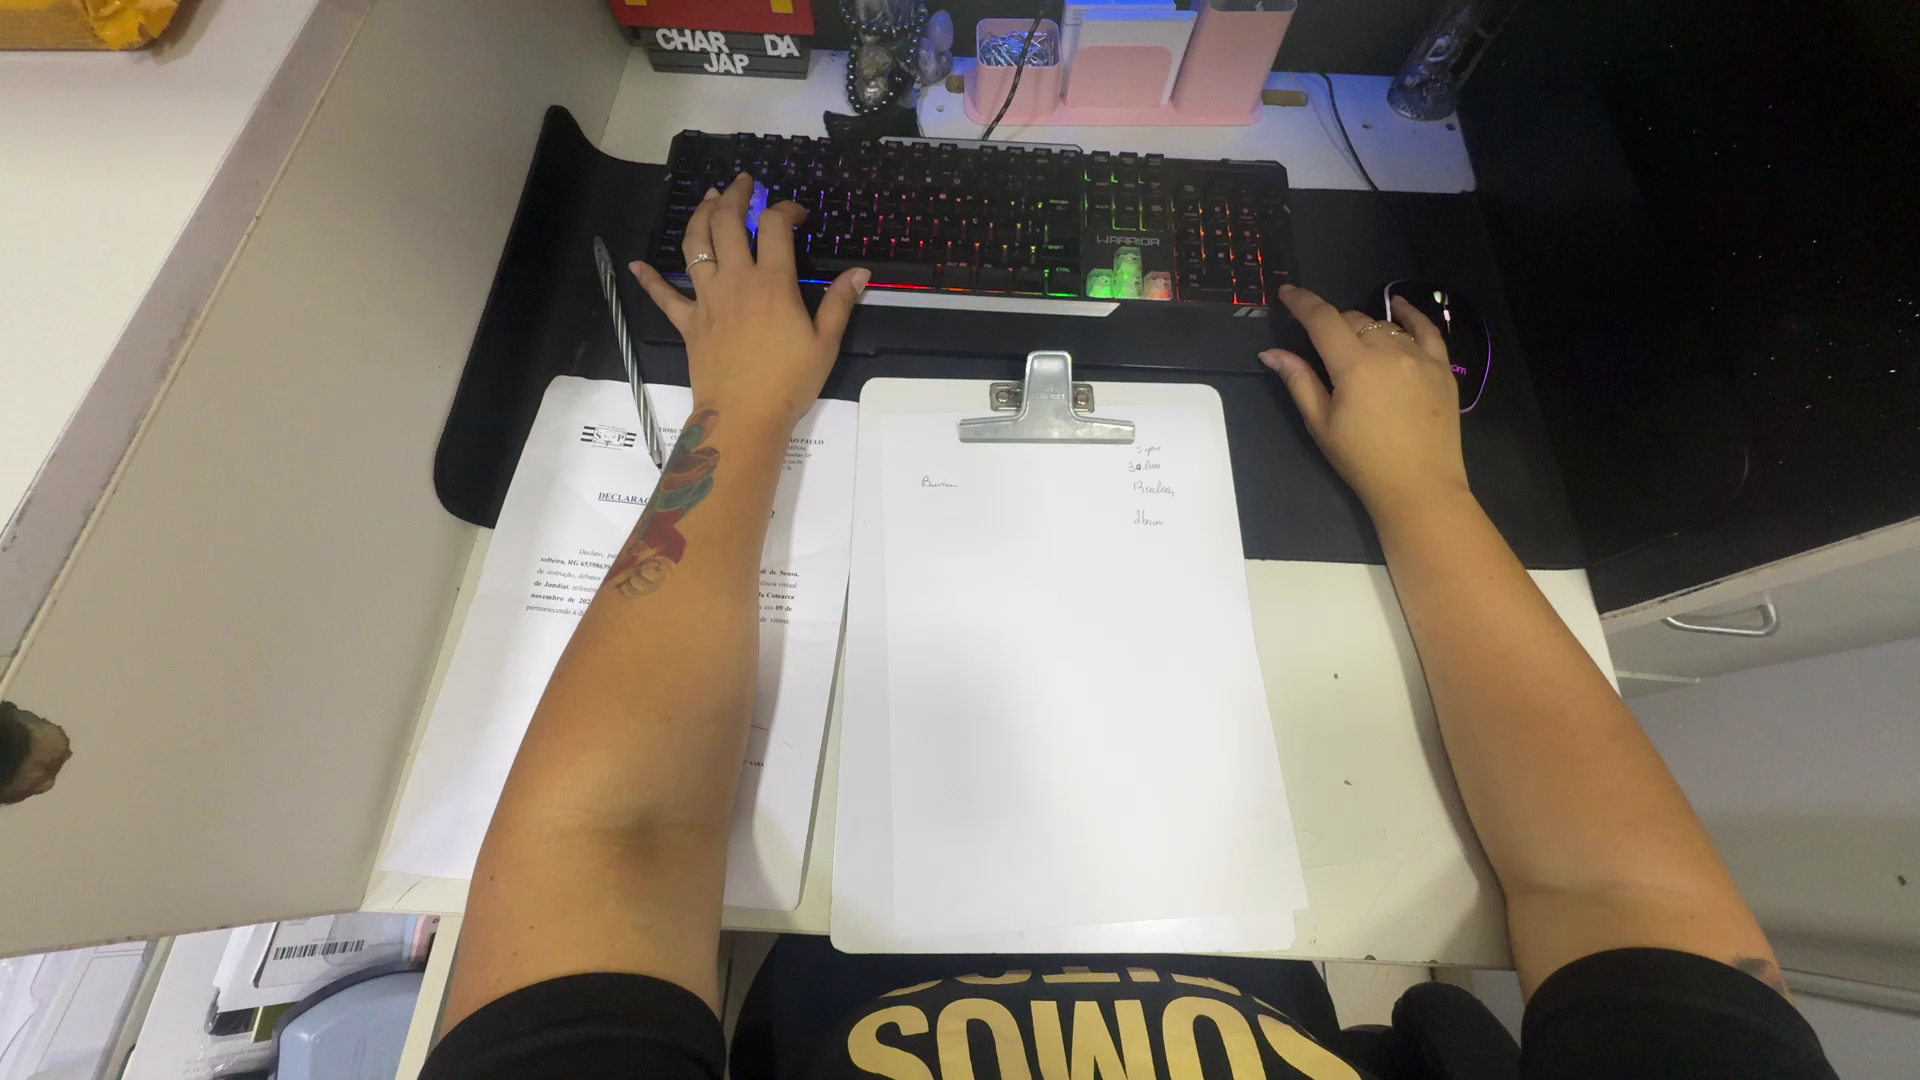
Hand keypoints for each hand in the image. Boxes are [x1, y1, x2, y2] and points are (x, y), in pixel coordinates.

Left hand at [631, 173, 868, 434]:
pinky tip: (637, 264)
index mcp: (773, 283)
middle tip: (743, 183)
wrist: (745, 415)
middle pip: (728, 222)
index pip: (776, 227)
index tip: (796, 210)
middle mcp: (736, 280)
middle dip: (735, 195)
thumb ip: (839, 303)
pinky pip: (665, 296)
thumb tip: (859, 273)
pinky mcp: (688, 322)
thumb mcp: (826, 343)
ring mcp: (707, 299)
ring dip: (700, 215)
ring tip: (708, 199)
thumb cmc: (789, 382)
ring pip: (695, 245)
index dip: (786, 208)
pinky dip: (651, 279)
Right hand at [1262, 285, 1468, 517]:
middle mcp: (1389, 351)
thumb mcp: (1320, 422)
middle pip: (1352, 320)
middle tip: (1316, 341)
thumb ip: (1298, 381)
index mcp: (1354, 366)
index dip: (1302, 303)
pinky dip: (1409, 314)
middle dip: (1330, 323)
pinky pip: (1426, 328)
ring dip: (1362, 328)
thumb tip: (1271, 353)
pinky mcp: (1441, 367)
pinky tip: (1397, 307)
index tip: (1287, 292)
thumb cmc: (1360, 458)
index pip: (1323, 320)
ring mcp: (1419, 356)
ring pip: (1383, 325)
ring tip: (1351, 346)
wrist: (1418, 484)